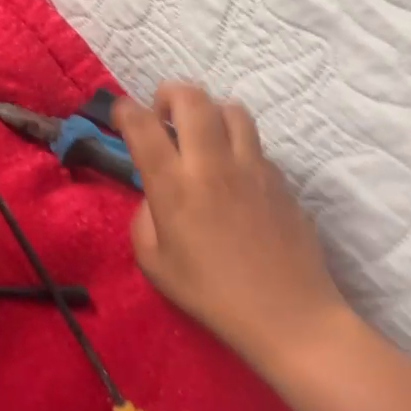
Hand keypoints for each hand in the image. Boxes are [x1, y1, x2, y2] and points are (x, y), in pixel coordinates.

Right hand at [115, 82, 349, 365]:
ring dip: (209, 113)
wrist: (290, 316)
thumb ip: (145, 215)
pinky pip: (255, 145)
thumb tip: (155, 194)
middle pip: (191, 98)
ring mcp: (253, 169)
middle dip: (169, 93)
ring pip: (231, 109)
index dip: (124, 109)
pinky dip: (236, 146)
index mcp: (173, 184)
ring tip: (201, 136)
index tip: (121, 114)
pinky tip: (232, 175)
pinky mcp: (283, 181)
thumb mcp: (153, 259)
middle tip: (162, 113)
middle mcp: (212, 164)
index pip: (141, 124)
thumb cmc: (210, 293)